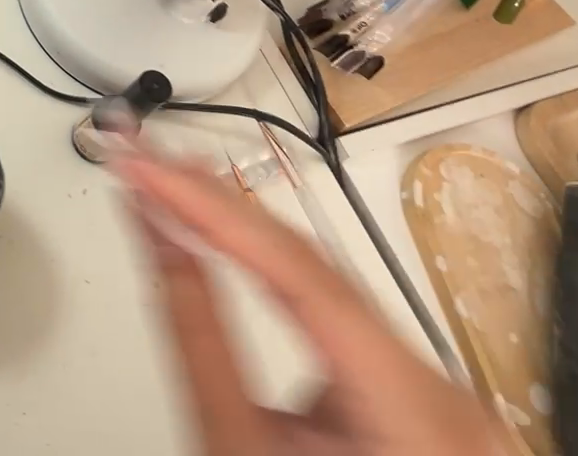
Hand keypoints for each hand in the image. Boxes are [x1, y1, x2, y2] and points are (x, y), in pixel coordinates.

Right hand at [112, 151, 508, 455]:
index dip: (207, 206)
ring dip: (228, 215)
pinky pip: (318, 290)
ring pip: (309, 267)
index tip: (142, 165)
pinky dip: (257, 251)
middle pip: (304, 257)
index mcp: (414, 410)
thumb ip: (195, 331)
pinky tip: (215, 213)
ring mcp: (423, 376)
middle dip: (208, 197)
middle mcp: (438, 383)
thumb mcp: (233, 441)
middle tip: (139, 150)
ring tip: (164, 167)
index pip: (294, 268)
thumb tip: (154, 227)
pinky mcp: (396, 372)